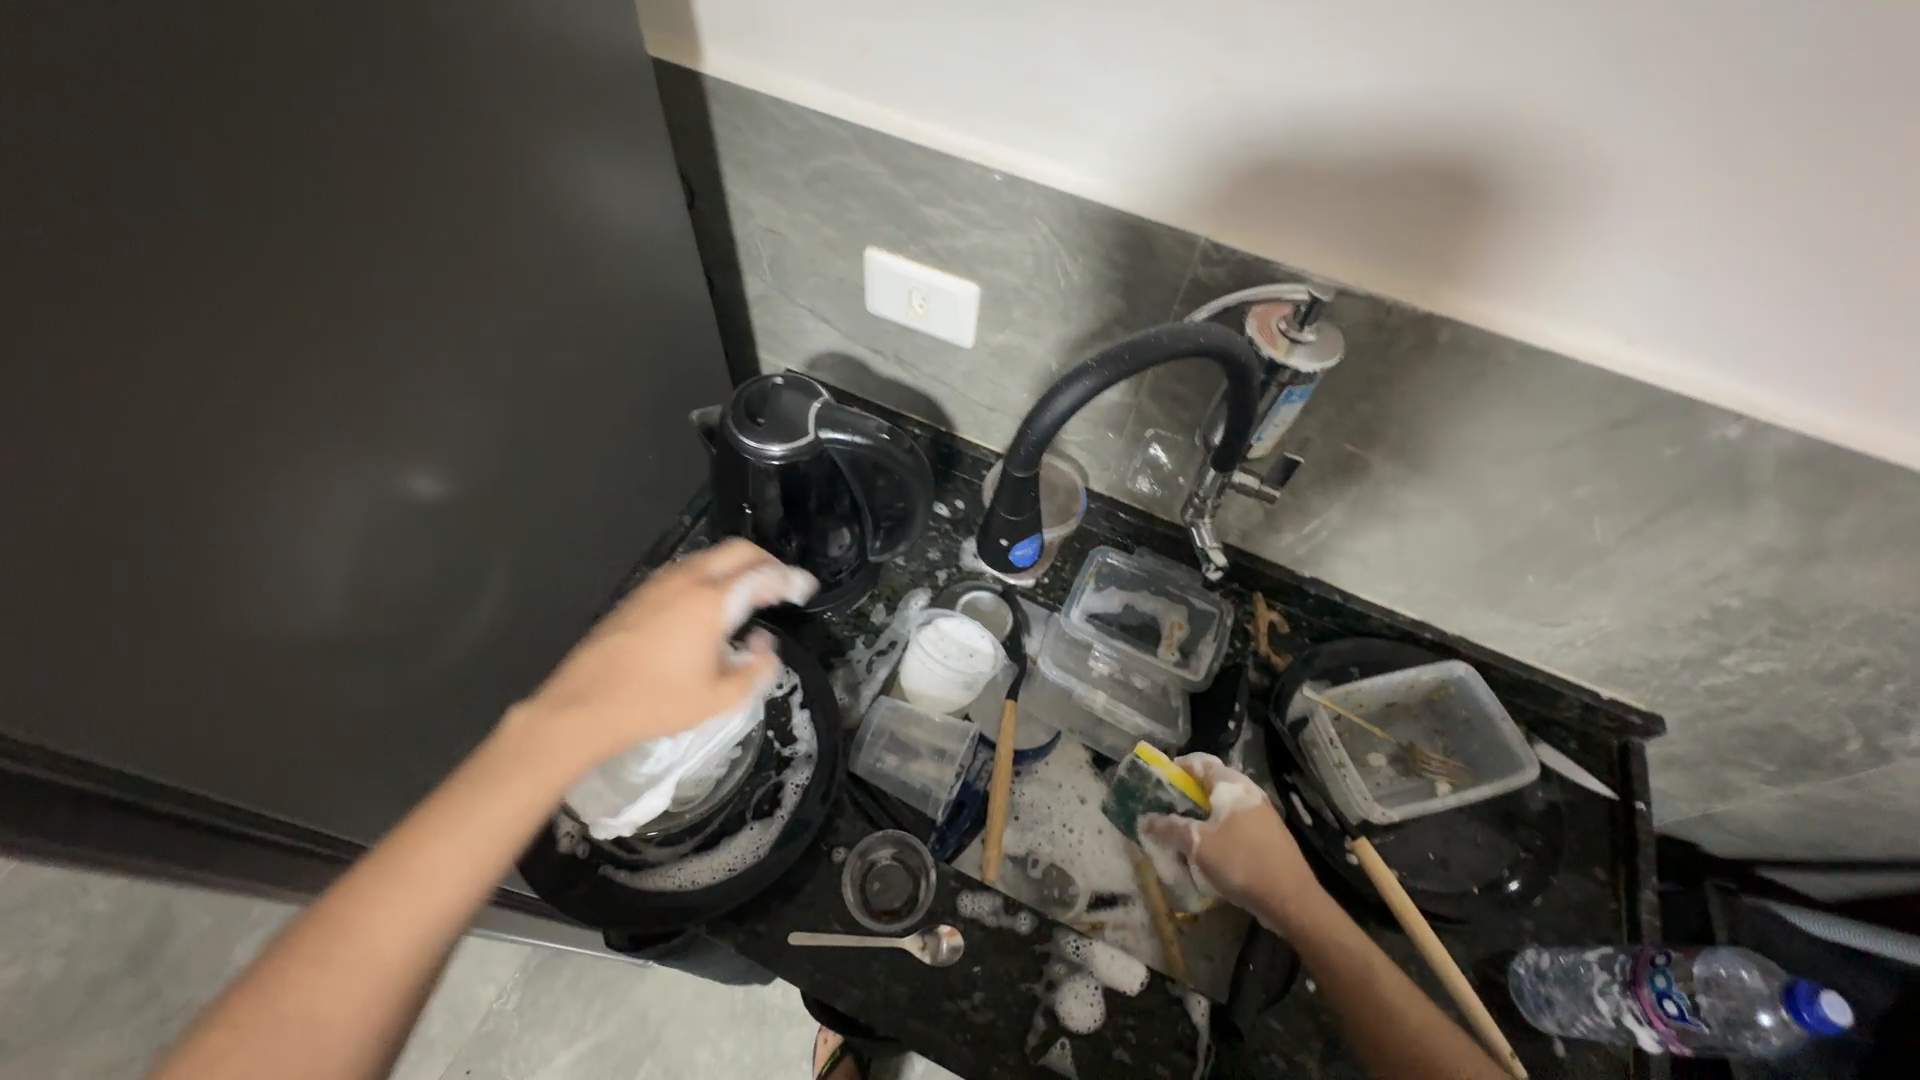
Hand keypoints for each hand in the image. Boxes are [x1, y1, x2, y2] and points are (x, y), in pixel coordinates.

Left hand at [504, 539, 816, 776]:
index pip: (763, 574)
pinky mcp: (640, 595)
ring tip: (753, 593)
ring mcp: (658, 584)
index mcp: (712, 601)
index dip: (791, 579)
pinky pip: (687, 571)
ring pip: (710, 557)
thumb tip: (766, 646)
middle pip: (737, 550)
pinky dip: (712, 576)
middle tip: (783, 584)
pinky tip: (712, 605)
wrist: (582, 707)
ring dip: (737, 567)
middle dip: (767, 562)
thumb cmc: (656, 704)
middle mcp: (686, 581)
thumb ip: (757, 669)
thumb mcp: (720, 698)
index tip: (806, 588)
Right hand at [1139, 754, 1328, 932]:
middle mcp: (1249, 793)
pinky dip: (1220, 828)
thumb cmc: (1241, 862)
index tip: (1159, 780)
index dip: (1178, 766)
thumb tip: (1145, 820)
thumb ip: (1170, 829)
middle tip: (1167, 807)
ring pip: (1226, 805)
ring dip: (1204, 813)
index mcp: (1231, 786)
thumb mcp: (1198, 844)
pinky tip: (1211, 849)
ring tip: (1185, 829)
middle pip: (1213, 782)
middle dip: (1188, 793)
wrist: (1292, 899)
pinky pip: (1237, 823)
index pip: (1201, 761)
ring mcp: (1263, 814)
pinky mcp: (1270, 836)